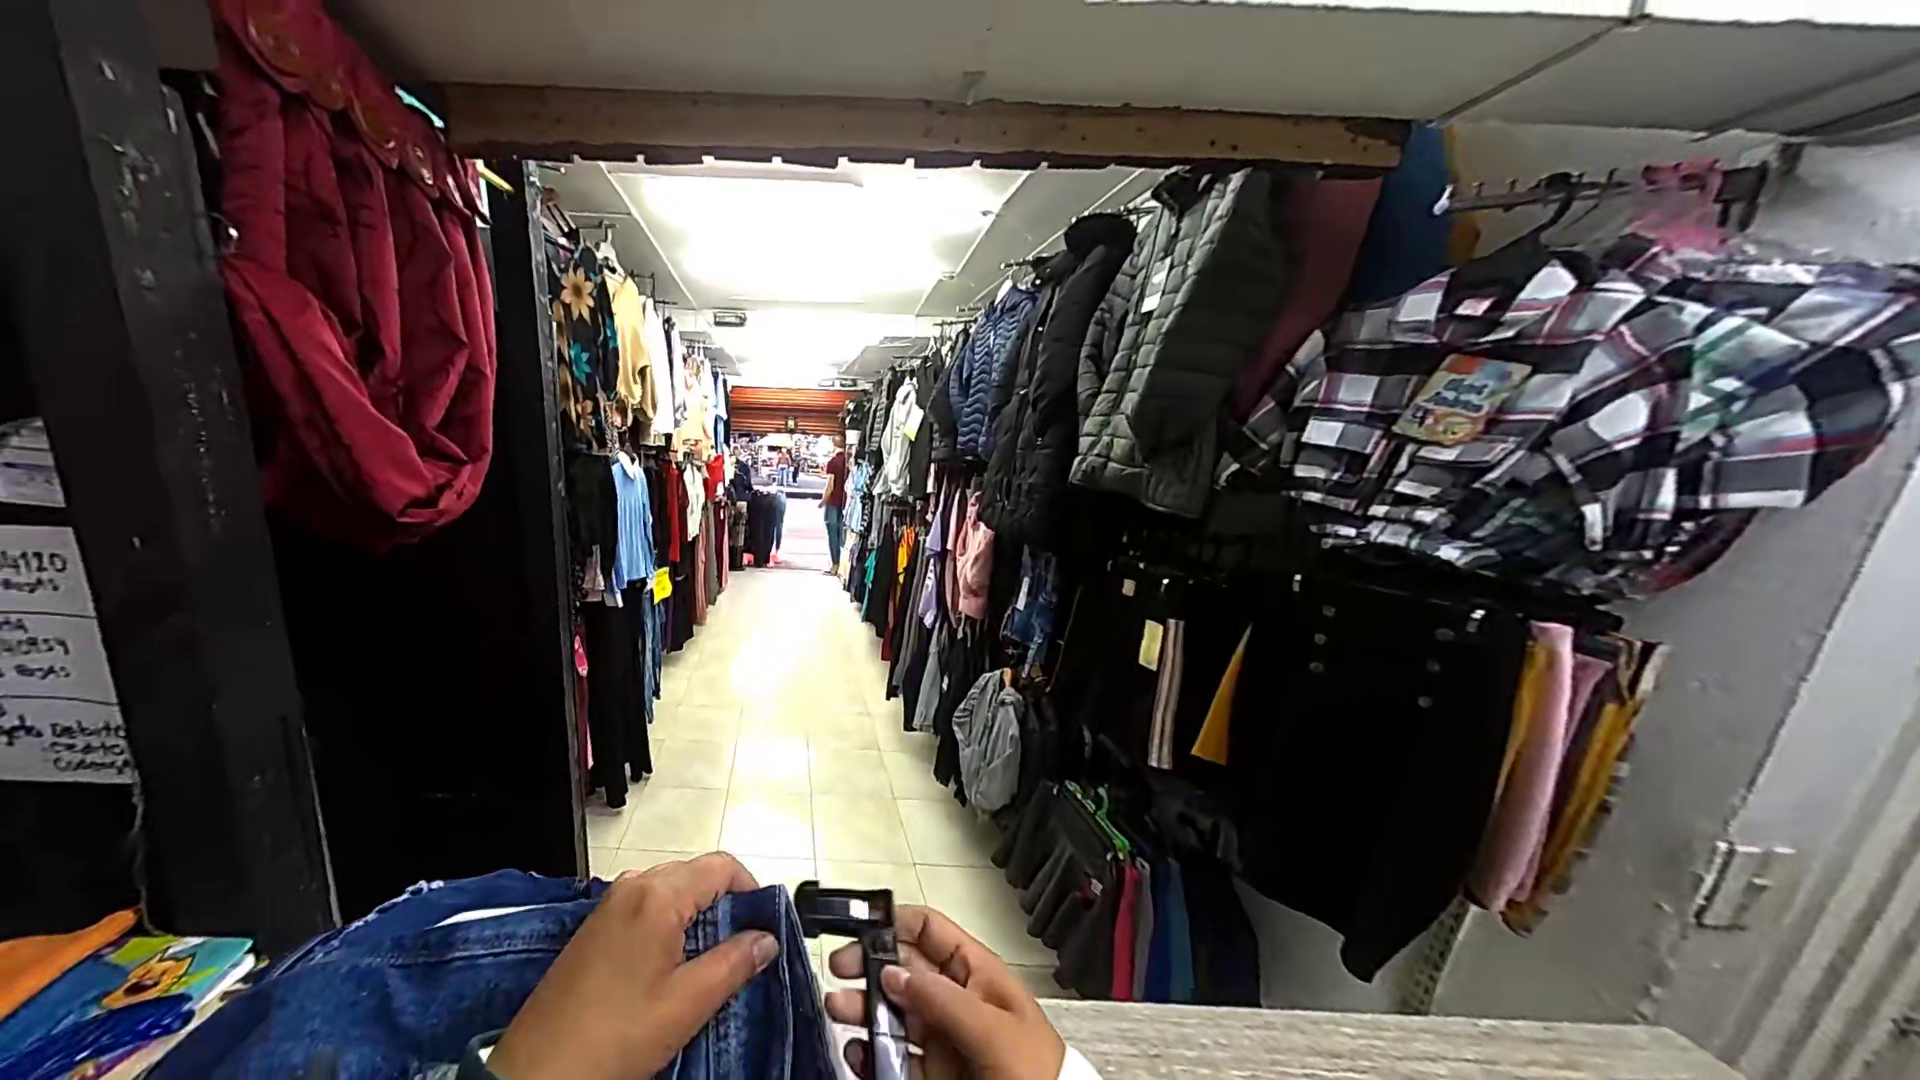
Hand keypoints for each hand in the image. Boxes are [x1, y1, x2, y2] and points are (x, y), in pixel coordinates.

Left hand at [488, 853, 779, 1079]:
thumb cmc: (612, 1039)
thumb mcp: (686, 1003)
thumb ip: (735, 962)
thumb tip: (766, 939)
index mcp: (658, 894)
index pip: (723, 866)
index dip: (751, 889)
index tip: (763, 924)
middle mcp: (633, 886)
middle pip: (698, 873)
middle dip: (726, 903)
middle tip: (741, 946)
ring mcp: (610, 905)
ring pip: (674, 888)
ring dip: (699, 913)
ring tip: (709, 958)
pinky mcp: (595, 927)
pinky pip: (648, 904)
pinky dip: (671, 921)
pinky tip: (672, 963)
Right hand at [824, 906, 1064, 1079]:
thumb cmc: (1037, 1076)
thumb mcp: (995, 1032)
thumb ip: (944, 1000)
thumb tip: (893, 971)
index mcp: (977, 975)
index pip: (931, 933)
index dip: (897, 924)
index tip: (862, 928)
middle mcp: (954, 1002)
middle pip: (904, 972)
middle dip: (870, 965)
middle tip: (840, 969)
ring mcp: (941, 1042)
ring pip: (893, 1016)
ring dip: (863, 1009)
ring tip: (838, 1008)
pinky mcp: (930, 1078)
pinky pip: (893, 1060)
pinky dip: (870, 1054)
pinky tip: (856, 1051)